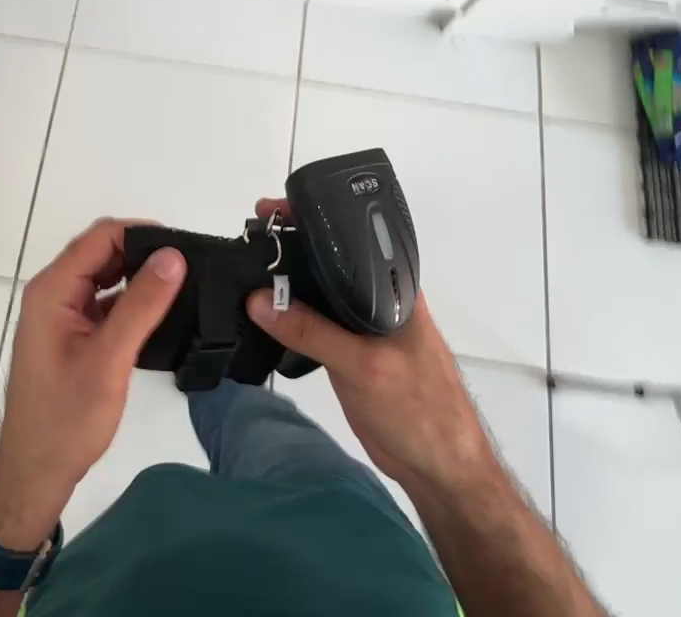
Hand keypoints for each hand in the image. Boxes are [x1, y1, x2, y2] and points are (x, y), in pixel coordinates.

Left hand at [0, 219, 185, 550]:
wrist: (37, 472)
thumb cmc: (67, 417)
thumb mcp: (109, 359)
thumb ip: (141, 305)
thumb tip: (174, 256)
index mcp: (53, 290)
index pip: (100, 238)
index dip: (141, 233)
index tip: (184, 246)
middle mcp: (54, 292)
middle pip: (102, 252)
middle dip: (144, 252)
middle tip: (191, 265)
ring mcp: (62, 313)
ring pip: (105, 276)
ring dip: (140, 275)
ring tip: (185, 283)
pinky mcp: (73, 333)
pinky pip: (105, 301)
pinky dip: (132, 300)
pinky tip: (163, 311)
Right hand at [245, 198, 490, 494]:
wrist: (438, 468)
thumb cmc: (419, 410)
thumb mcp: (364, 367)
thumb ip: (312, 333)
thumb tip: (259, 299)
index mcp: (392, 285)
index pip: (348, 238)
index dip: (311, 219)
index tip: (270, 212)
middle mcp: (375, 296)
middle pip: (327, 262)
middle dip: (288, 249)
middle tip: (247, 240)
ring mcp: (359, 324)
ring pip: (316, 293)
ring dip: (284, 284)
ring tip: (242, 271)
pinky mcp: (346, 350)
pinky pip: (311, 324)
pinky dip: (286, 317)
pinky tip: (259, 315)